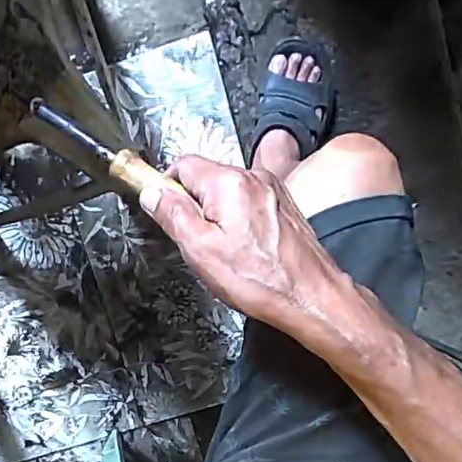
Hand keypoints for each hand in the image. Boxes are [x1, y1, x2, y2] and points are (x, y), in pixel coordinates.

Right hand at [142, 156, 356, 338]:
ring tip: (225, 250)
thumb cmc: (261, 280)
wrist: (310, 296)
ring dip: (217, 215)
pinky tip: (243, 249)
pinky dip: (238, 220)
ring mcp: (271, 189)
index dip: (167, 187)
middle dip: (194, 205)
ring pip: (226, 192)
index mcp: (228, 183)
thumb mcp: (199, 250)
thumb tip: (152, 193)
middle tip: (198, 242)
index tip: (163, 209)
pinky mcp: (282, 204)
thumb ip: (172, 215)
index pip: (182, 164)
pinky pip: (247, 202)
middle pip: (206, 178)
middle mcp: (253, 177)